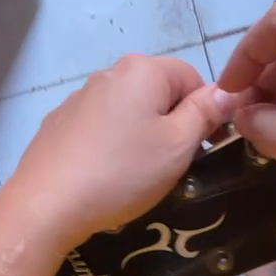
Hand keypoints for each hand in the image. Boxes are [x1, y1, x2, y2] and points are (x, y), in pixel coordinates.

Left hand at [2, 54, 233, 252]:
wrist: (48, 204)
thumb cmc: (124, 172)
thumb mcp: (178, 145)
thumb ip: (205, 113)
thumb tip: (227, 91)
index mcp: (143, 70)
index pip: (193, 78)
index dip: (208, 112)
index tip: (209, 149)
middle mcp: (109, 74)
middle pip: (158, 92)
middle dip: (174, 124)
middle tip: (177, 166)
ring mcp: (79, 98)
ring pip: (128, 111)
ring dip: (143, 135)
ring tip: (140, 175)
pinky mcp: (58, 124)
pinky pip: (101, 128)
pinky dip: (112, 146)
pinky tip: (107, 176)